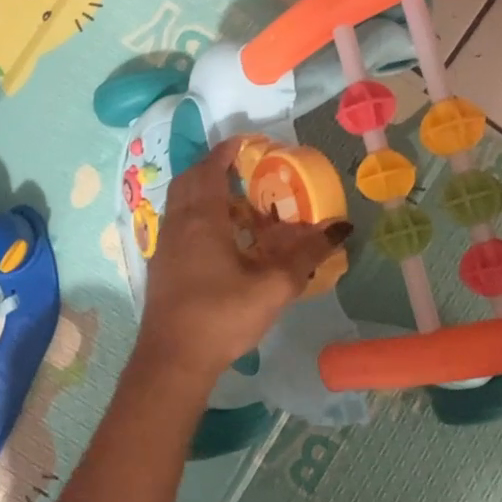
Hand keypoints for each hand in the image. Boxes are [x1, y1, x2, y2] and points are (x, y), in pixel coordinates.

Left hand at [137, 138, 350, 377]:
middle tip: (241, 170)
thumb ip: (307, 255)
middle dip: (212, 168)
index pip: (210, 169)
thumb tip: (341, 228)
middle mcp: (178, 224)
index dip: (226, 152)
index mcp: (202, 219)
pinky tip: (218, 241)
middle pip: (189, 181)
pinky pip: (178, 226)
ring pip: (180, 204)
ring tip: (235, 204)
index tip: (246, 143)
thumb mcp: (274, 287)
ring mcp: (164, 246)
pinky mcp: (161, 268)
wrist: (173, 359)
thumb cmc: (222, 317)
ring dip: (203, 194)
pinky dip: (196, 218)